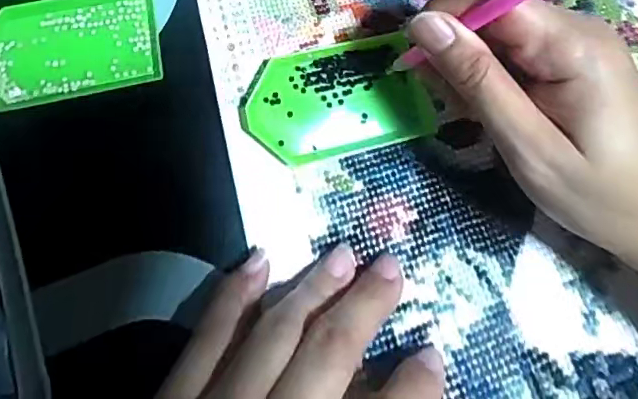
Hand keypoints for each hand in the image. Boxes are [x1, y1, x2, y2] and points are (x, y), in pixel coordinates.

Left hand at [157, 245, 443, 398]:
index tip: (433, 354)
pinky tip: (257, 260)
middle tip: (392, 266)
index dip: (412, 391)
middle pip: (325, 360)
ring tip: (343, 253)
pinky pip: (204, 342)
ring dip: (310, 291)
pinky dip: (231, 299)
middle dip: (362, 312)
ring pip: (271, 337)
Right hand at [410, 0, 637, 263]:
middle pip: (494, 7)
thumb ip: (476, 80)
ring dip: (472, 60)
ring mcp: (578, 36)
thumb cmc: (599, 194)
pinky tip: (493, 107)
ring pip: (501, 26)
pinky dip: (494, 70)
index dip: (447, 14)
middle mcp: (576, 24)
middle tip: (440, 96)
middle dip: (456, 42)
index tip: (416, 58)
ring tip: (468, 111)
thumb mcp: (528, 145)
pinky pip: (519, 43)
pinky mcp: (575, 53)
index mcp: (571, 41)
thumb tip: (423, 23)